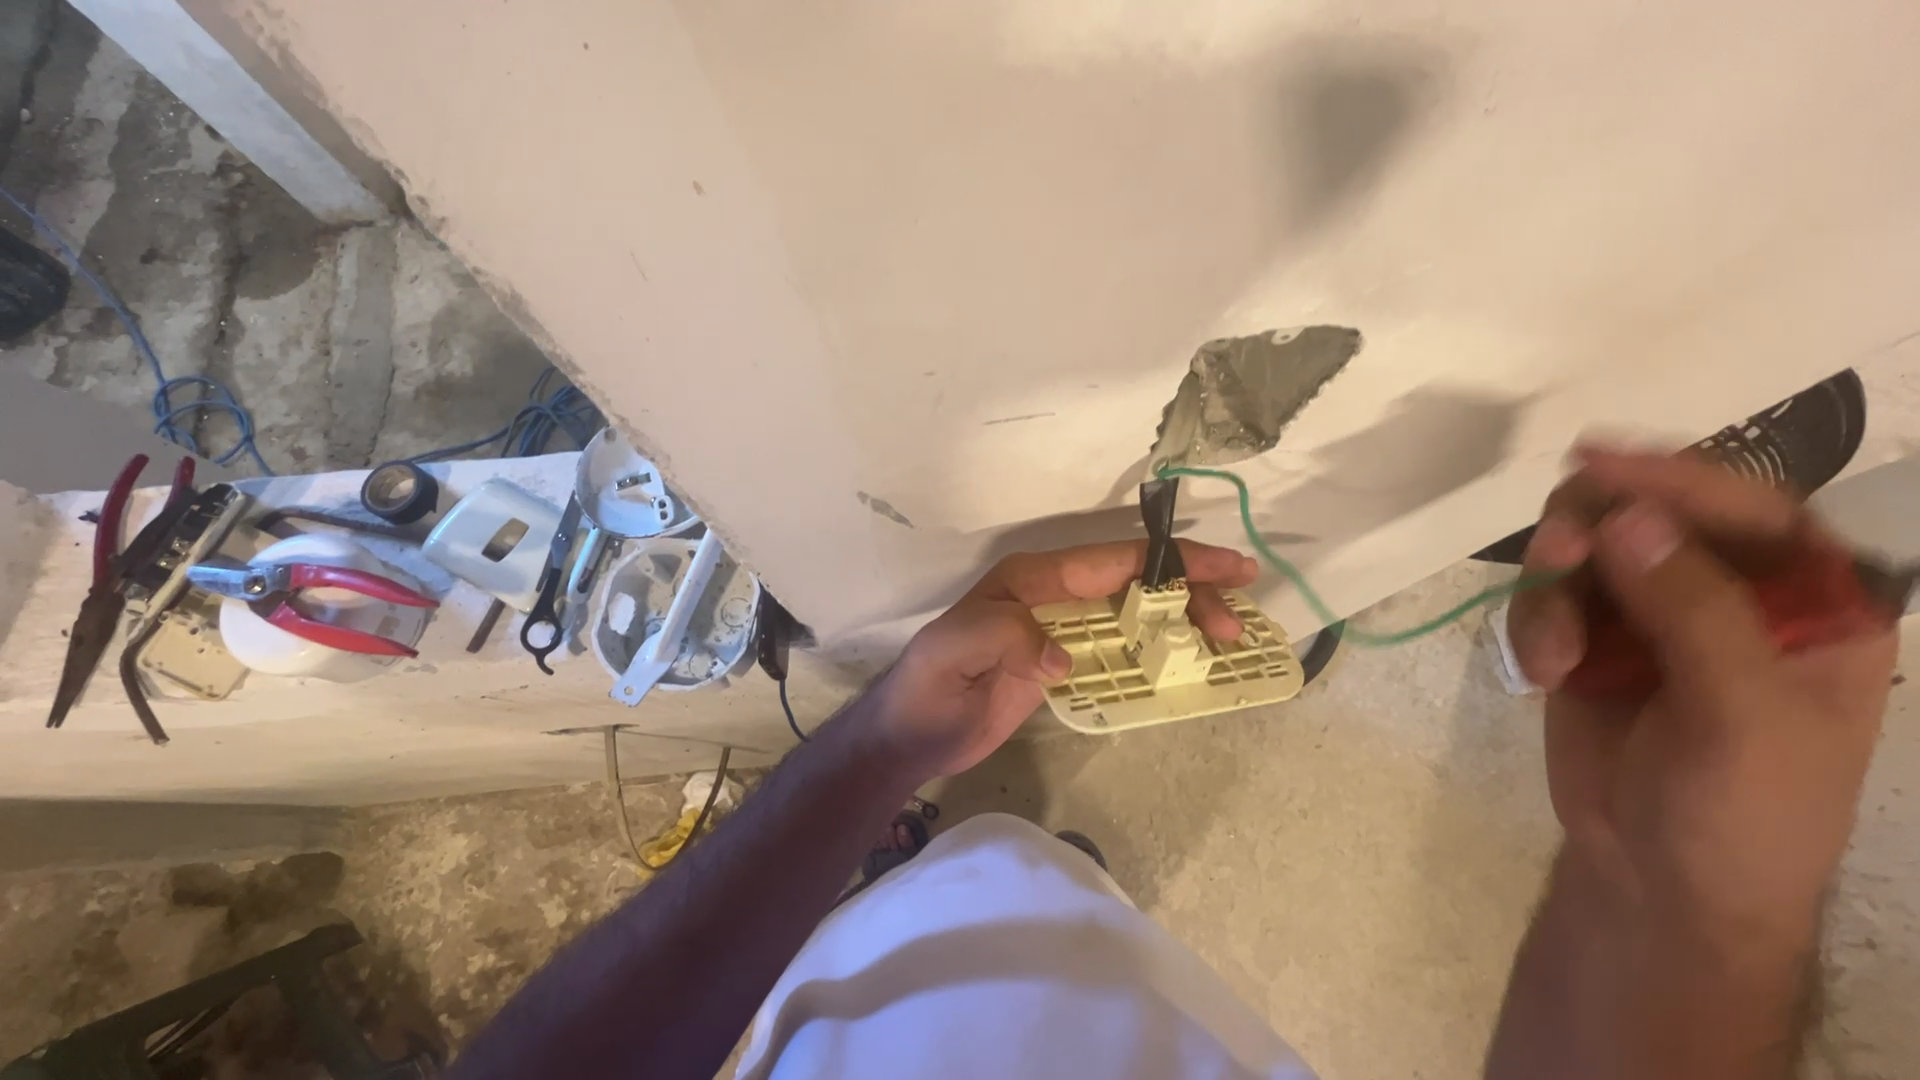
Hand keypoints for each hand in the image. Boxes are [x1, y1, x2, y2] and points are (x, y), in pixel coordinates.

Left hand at [860, 540, 1258, 782]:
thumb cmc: (927, 687)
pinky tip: (1188, 658)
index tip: (1228, 570)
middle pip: (1136, 581)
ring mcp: (1061, 630)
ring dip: (1182, 617)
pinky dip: (1159, 648)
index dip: (1173, 563)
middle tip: (1238, 622)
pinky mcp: (1063, 665)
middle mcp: (1053, 596)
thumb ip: (1006, 636)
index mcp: (1034, 579)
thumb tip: (1064, 657)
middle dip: (1191, 591)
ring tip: (1229, 635)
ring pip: (1135, 611)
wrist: (911, 735)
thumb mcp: (953, 647)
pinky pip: (1122, 649)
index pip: (1115, 561)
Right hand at [1508, 446, 1895, 938]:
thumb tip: (1629, 518)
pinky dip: (1532, 627)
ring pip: (1581, 554)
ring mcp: (1648, 618)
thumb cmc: (1742, 810)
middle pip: (1648, 517)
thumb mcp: (1741, 714)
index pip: (1749, 511)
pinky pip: (1543, 599)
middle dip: (1592, 537)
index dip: (1677, 479)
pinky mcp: (1587, 641)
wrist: (1659, 877)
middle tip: (1554, 563)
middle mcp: (1725, 596)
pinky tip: (1542, 672)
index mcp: (1806, 604)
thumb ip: (1692, 611)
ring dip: (1552, 594)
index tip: (1592, 462)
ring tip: (1552, 655)